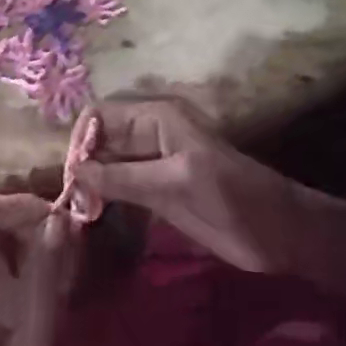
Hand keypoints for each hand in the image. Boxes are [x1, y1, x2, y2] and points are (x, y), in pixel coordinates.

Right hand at [71, 99, 300, 273]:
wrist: (276, 231)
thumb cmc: (229, 198)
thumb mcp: (173, 184)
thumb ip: (122, 177)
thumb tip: (73, 171)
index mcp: (157, 118)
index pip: (101, 114)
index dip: (81, 140)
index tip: (70, 177)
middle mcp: (151, 133)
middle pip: (102, 137)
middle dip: (82, 162)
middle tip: (69, 201)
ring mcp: (155, 161)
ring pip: (109, 161)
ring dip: (91, 180)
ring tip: (76, 209)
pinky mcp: (159, 188)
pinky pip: (122, 182)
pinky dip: (105, 194)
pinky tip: (93, 213)